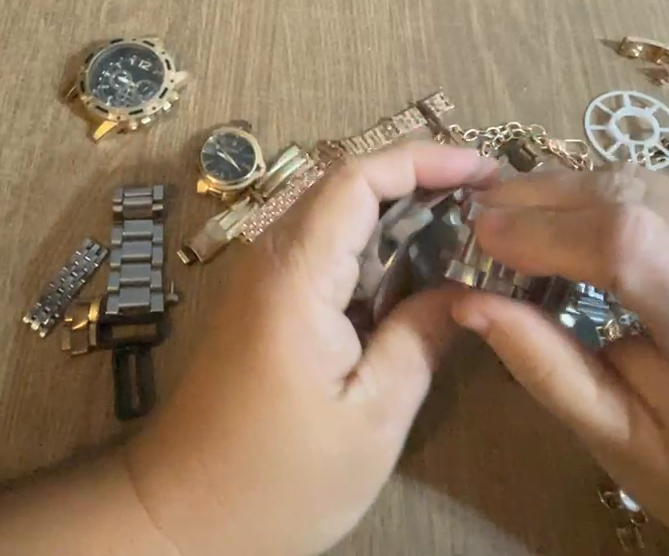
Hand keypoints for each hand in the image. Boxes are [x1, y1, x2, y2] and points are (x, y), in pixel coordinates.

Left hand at [123, 143, 498, 555]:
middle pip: (347, 185)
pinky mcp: (265, 296)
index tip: (483, 168)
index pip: (357, 178)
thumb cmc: (276, 477)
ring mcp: (264, 273)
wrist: (180, 510)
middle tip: (487, 201)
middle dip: (419, 179)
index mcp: (296, 274)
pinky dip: (374, 246)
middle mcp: (273, 255)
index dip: (422, 159)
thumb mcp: (370, 419)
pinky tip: (417, 271)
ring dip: (399, 212)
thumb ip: (419, 340)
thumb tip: (466, 289)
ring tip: (467, 229)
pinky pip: (325, 247)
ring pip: (336, 213)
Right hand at [451, 162, 668, 555]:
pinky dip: (592, 198)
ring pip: (642, 182)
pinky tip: (557, 218)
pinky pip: (657, 194)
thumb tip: (467, 300)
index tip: (479, 240)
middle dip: (542, 200)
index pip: (633, 245)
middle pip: (633, 196)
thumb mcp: (619, 441)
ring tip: (506, 215)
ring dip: (563, 190)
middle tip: (476, 220)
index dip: (546, 231)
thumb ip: (544, 364)